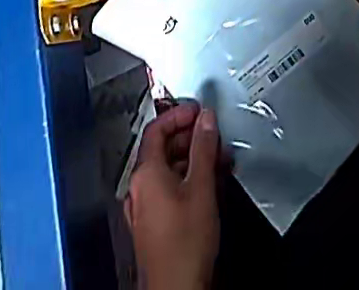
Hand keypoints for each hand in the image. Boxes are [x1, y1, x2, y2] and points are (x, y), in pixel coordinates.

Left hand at [126, 102, 220, 289]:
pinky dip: (189, 179)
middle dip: (190, 137)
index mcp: (145, 174)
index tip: (198, 111)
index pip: (157, 129)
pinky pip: (170, 189)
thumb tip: (206, 121)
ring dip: (193, 159)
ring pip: (169, 169)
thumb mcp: (201, 186)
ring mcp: (145, 208)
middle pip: (163, 148)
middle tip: (212, 133)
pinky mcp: (155, 224)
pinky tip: (210, 185)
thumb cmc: (184, 247)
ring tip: (218, 159)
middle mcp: (140, 189)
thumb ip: (204, 148)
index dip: (179, 115)